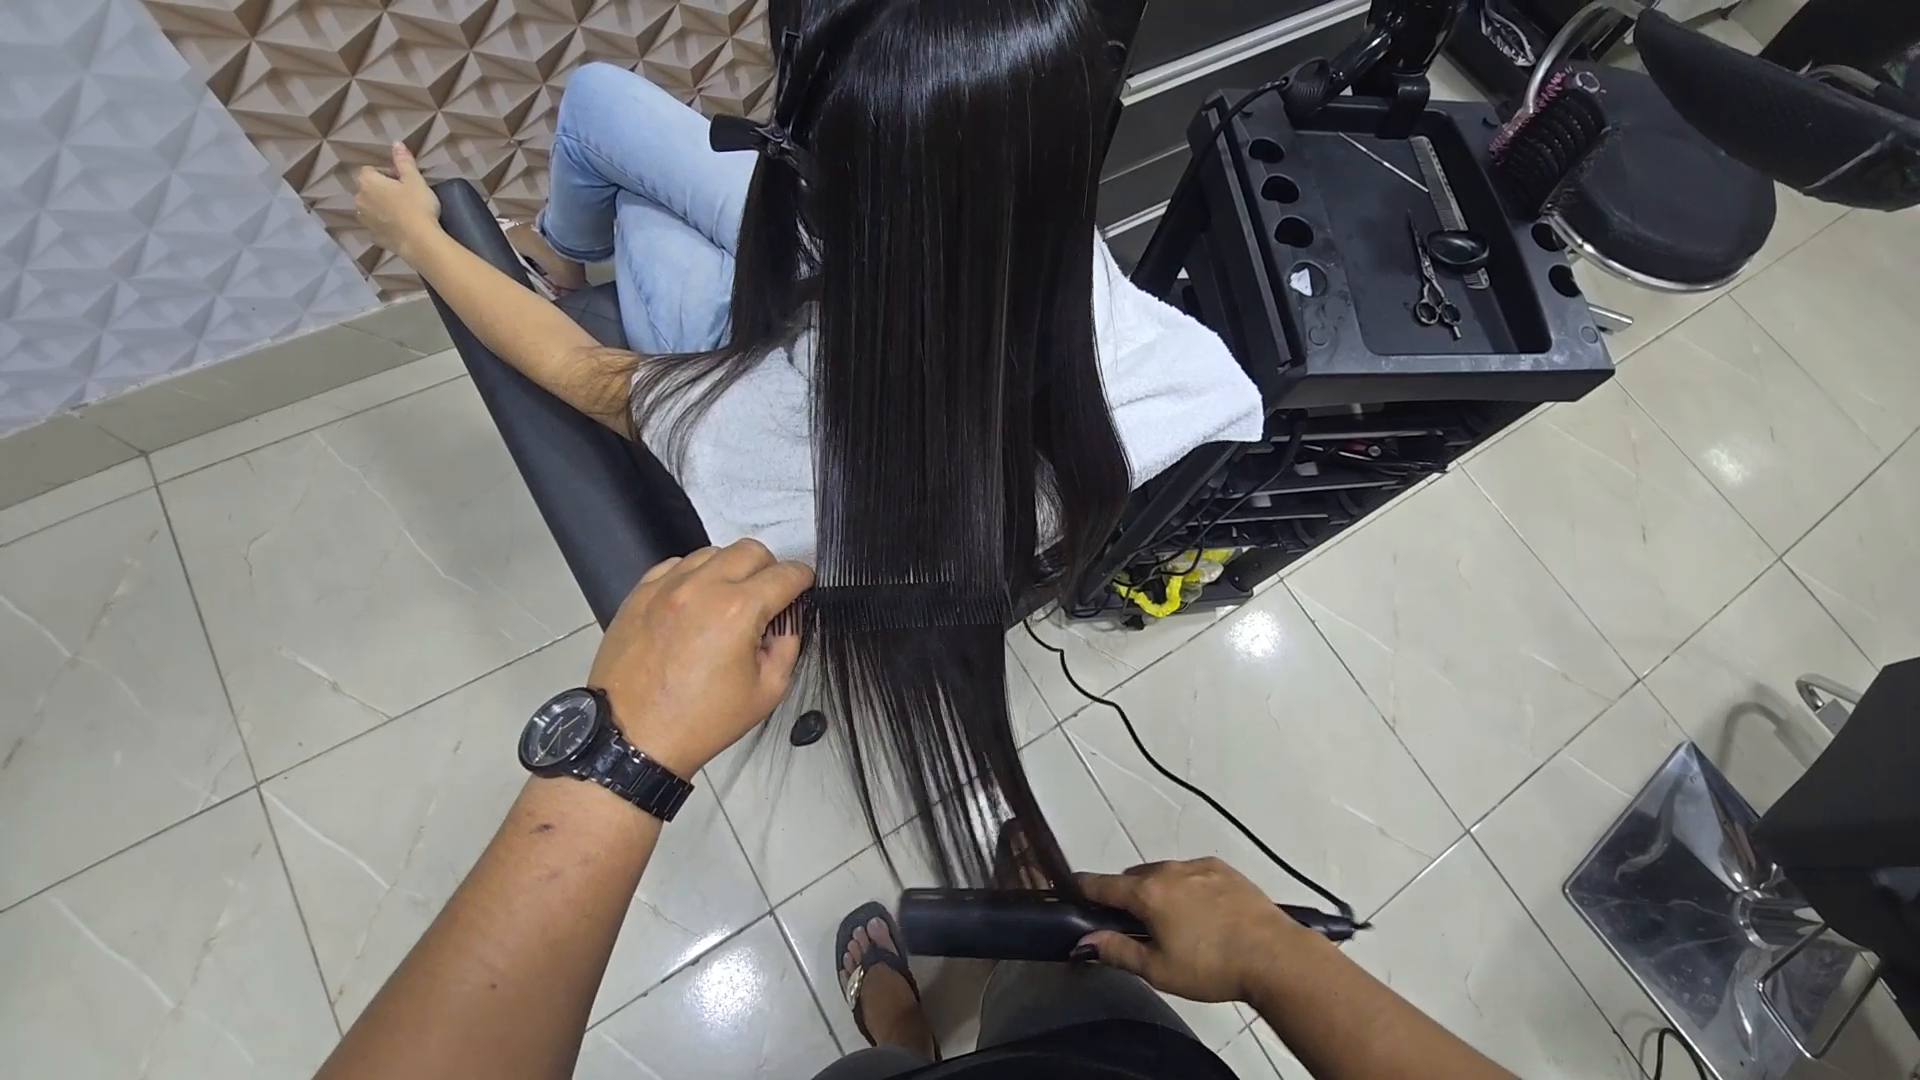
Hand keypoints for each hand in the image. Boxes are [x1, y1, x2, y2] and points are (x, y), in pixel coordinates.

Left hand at [354, 142, 442, 261]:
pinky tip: (400, 231)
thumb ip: (404, 162)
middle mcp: (360, 199)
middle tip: (406, 199)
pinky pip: (378, 228)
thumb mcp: (416, 181)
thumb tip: (397, 142)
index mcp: (367, 181)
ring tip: (404, 216)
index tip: (405, 182)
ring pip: (371, 210)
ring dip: (382, 210)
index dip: (388, 175)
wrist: (421, 242)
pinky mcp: (375, 237)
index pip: (371, 171)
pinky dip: (385, 228)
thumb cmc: (418, 207)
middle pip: (369, 190)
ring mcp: (365, 220)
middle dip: (383, 192)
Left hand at [588, 540, 812, 777]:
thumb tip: (788, 617)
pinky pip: (677, 565)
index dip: (804, 580)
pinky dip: (695, 576)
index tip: (803, 589)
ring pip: (714, 552)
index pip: (787, 574)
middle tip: (768, 598)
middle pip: (752, 550)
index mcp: (738, 611)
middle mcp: (702, 588)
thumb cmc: (701, 721)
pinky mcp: (640, 593)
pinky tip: (696, 604)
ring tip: (729, 602)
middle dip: (770, 569)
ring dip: (731, 570)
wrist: (633, 738)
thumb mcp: (768, 690)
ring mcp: (666, 586)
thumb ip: (788, 643)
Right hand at [1075, 858, 1312, 1002]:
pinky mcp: (1223, 869)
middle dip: (1129, 897)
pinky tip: (1203, 914)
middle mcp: (1168, 871)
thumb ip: (1118, 952)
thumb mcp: (1159, 970)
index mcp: (1147, 893)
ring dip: (1159, 891)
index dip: (1085, 887)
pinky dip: (1188, 888)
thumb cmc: (1212, 967)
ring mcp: (1197, 866)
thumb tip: (1084, 942)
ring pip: (1164, 874)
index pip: (1103, 884)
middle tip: (1137, 926)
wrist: (1274, 956)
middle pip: (1134, 878)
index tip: (1073, 887)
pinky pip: (1192, 873)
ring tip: (1176, 924)